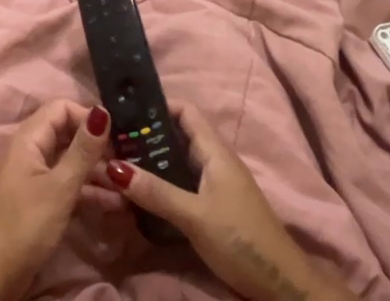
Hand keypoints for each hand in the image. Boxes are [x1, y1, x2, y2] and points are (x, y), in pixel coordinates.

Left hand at [0, 100, 111, 300]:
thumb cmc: (24, 224)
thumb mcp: (59, 186)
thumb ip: (83, 150)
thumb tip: (103, 110)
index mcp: (28, 139)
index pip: (61, 108)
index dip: (88, 116)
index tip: (117, 134)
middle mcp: (29, 152)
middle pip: (67, 135)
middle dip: (97, 145)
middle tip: (130, 159)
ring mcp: (32, 178)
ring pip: (69, 163)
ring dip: (97, 172)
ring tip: (128, 185)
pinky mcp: (38, 202)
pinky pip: (66, 186)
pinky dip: (87, 192)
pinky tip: (115, 204)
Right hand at [104, 103, 354, 300]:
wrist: (279, 283)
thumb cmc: (241, 239)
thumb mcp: (195, 216)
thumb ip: (156, 192)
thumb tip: (113, 166)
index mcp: (215, 152)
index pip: (185, 111)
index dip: (156, 105)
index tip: (124, 112)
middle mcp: (214, 161)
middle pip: (176, 135)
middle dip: (145, 136)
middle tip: (111, 142)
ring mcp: (214, 185)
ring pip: (176, 162)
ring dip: (149, 162)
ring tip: (116, 165)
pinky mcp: (211, 206)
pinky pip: (180, 183)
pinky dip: (159, 183)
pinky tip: (139, 194)